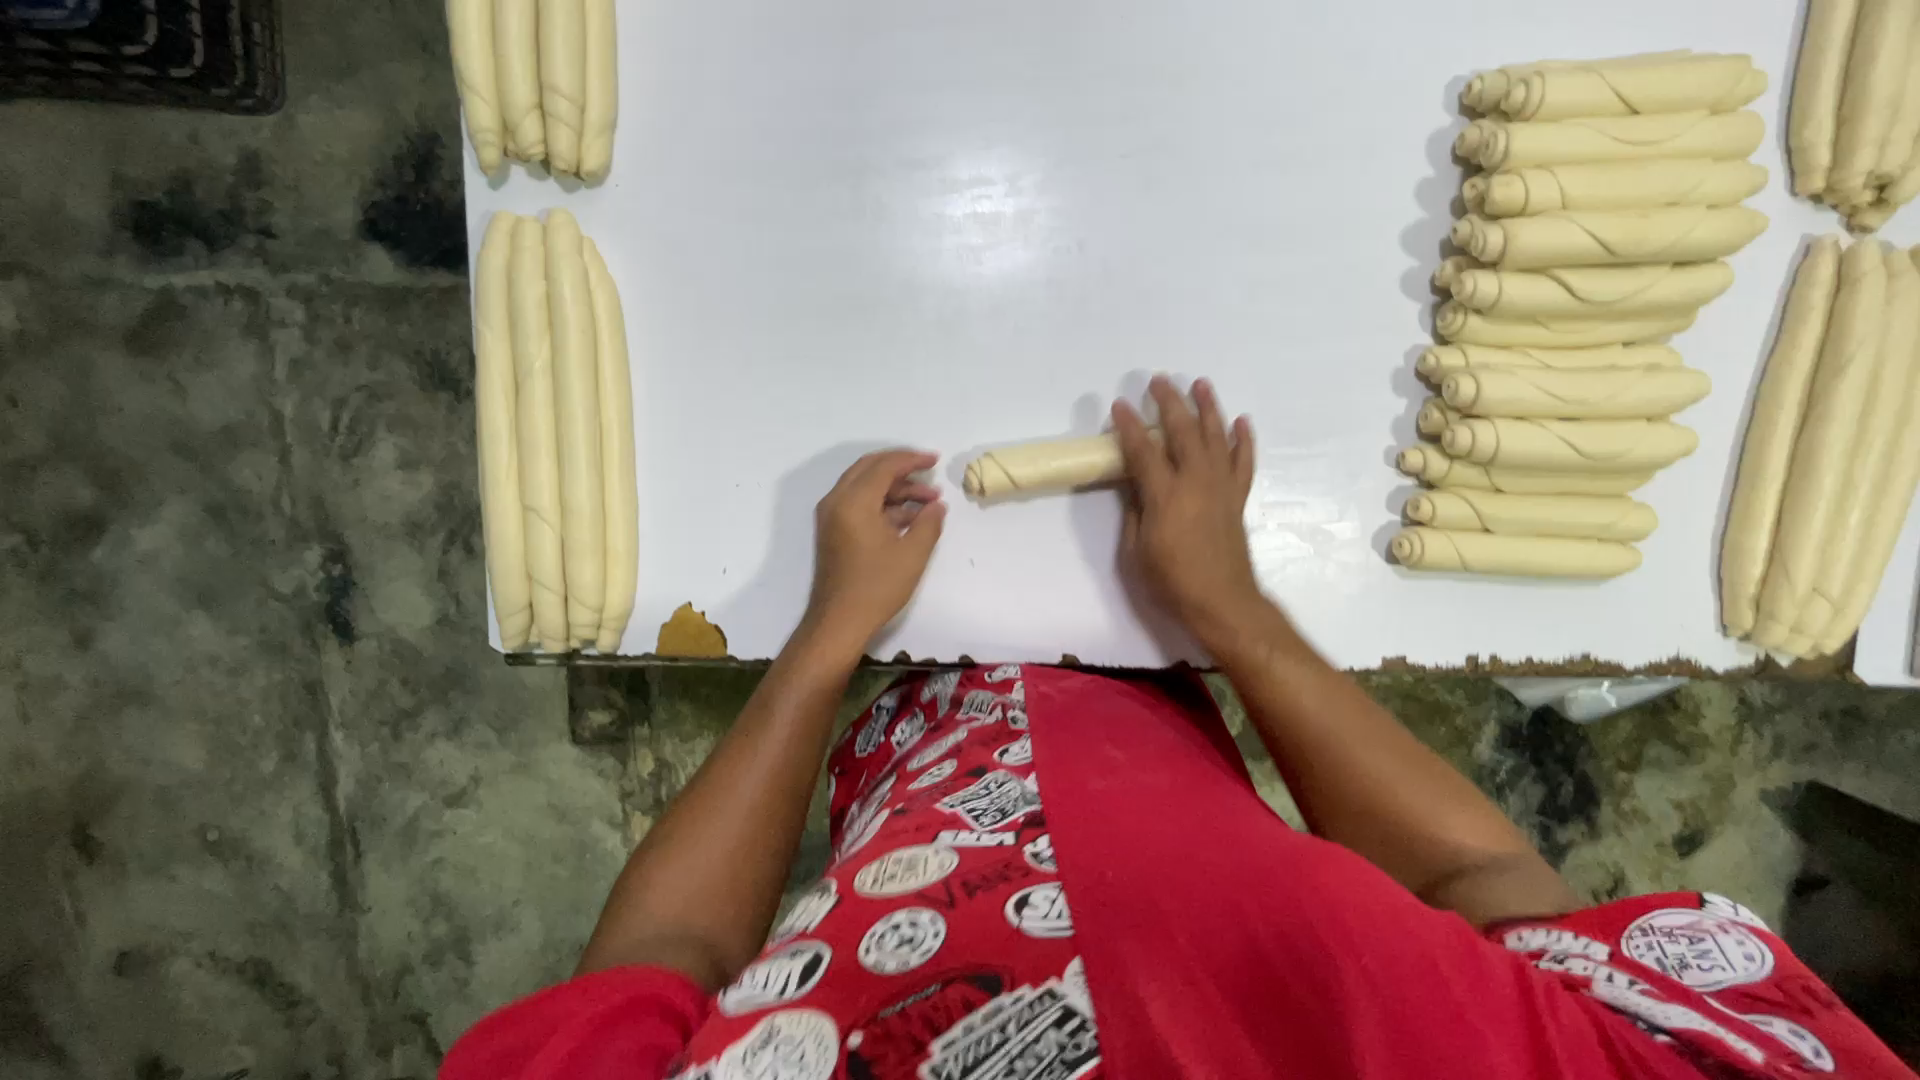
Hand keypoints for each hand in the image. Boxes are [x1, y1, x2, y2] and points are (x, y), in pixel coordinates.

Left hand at [803, 449, 946, 650]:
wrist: (838, 621)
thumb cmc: (877, 587)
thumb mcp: (913, 554)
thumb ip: (928, 523)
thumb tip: (937, 506)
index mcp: (853, 501)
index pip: (884, 466)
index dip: (912, 459)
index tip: (935, 460)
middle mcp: (836, 501)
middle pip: (870, 469)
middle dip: (902, 468)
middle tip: (929, 471)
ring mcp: (831, 516)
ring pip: (864, 486)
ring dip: (895, 488)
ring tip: (928, 501)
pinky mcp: (833, 531)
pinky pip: (858, 503)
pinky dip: (883, 503)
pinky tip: (909, 518)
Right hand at [1113, 376, 1264, 650]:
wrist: (1222, 602)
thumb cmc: (1171, 581)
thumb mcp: (1135, 550)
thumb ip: (1134, 511)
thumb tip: (1134, 484)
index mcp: (1165, 496)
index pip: (1143, 451)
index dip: (1129, 427)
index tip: (1119, 405)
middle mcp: (1196, 483)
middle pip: (1182, 432)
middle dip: (1169, 403)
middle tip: (1158, 380)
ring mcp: (1221, 488)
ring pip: (1216, 437)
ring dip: (1208, 408)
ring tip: (1201, 384)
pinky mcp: (1237, 498)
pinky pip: (1243, 462)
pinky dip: (1243, 440)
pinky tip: (1240, 422)